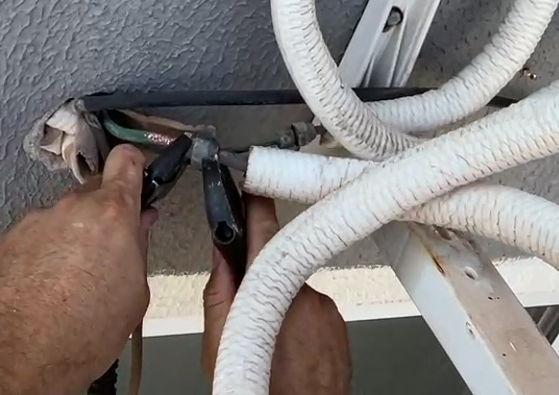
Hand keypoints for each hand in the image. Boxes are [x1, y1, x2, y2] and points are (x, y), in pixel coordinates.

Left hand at [0, 145, 155, 394]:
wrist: (30, 354)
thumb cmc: (89, 330)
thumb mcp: (136, 291)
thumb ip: (138, 246)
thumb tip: (140, 223)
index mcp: (114, 212)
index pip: (126, 159)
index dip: (131, 166)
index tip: (132, 177)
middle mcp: (76, 205)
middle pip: (94, 194)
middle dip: (100, 215)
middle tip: (101, 250)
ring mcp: (41, 218)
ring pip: (63, 216)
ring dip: (69, 235)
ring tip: (66, 277)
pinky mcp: (12, 236)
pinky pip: (35, 234)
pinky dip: (41, 251)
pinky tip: (42, 283)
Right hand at [202, 195, 350, 394]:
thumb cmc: (262, 392)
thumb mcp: (218, 348)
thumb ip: (218, 295)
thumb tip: (221, 254)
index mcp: (272, 291)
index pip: (264, 230)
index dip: (257, 205)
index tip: (252, 184)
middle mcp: (306, 293)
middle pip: (277, 266)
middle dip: (262, 282)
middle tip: (251, 314)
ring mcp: (327, 308)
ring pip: (296, 291)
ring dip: (282, 308)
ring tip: (272, 344)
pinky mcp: (340, 323)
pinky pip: (315, 310)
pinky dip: (301, 324)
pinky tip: (291, 350)